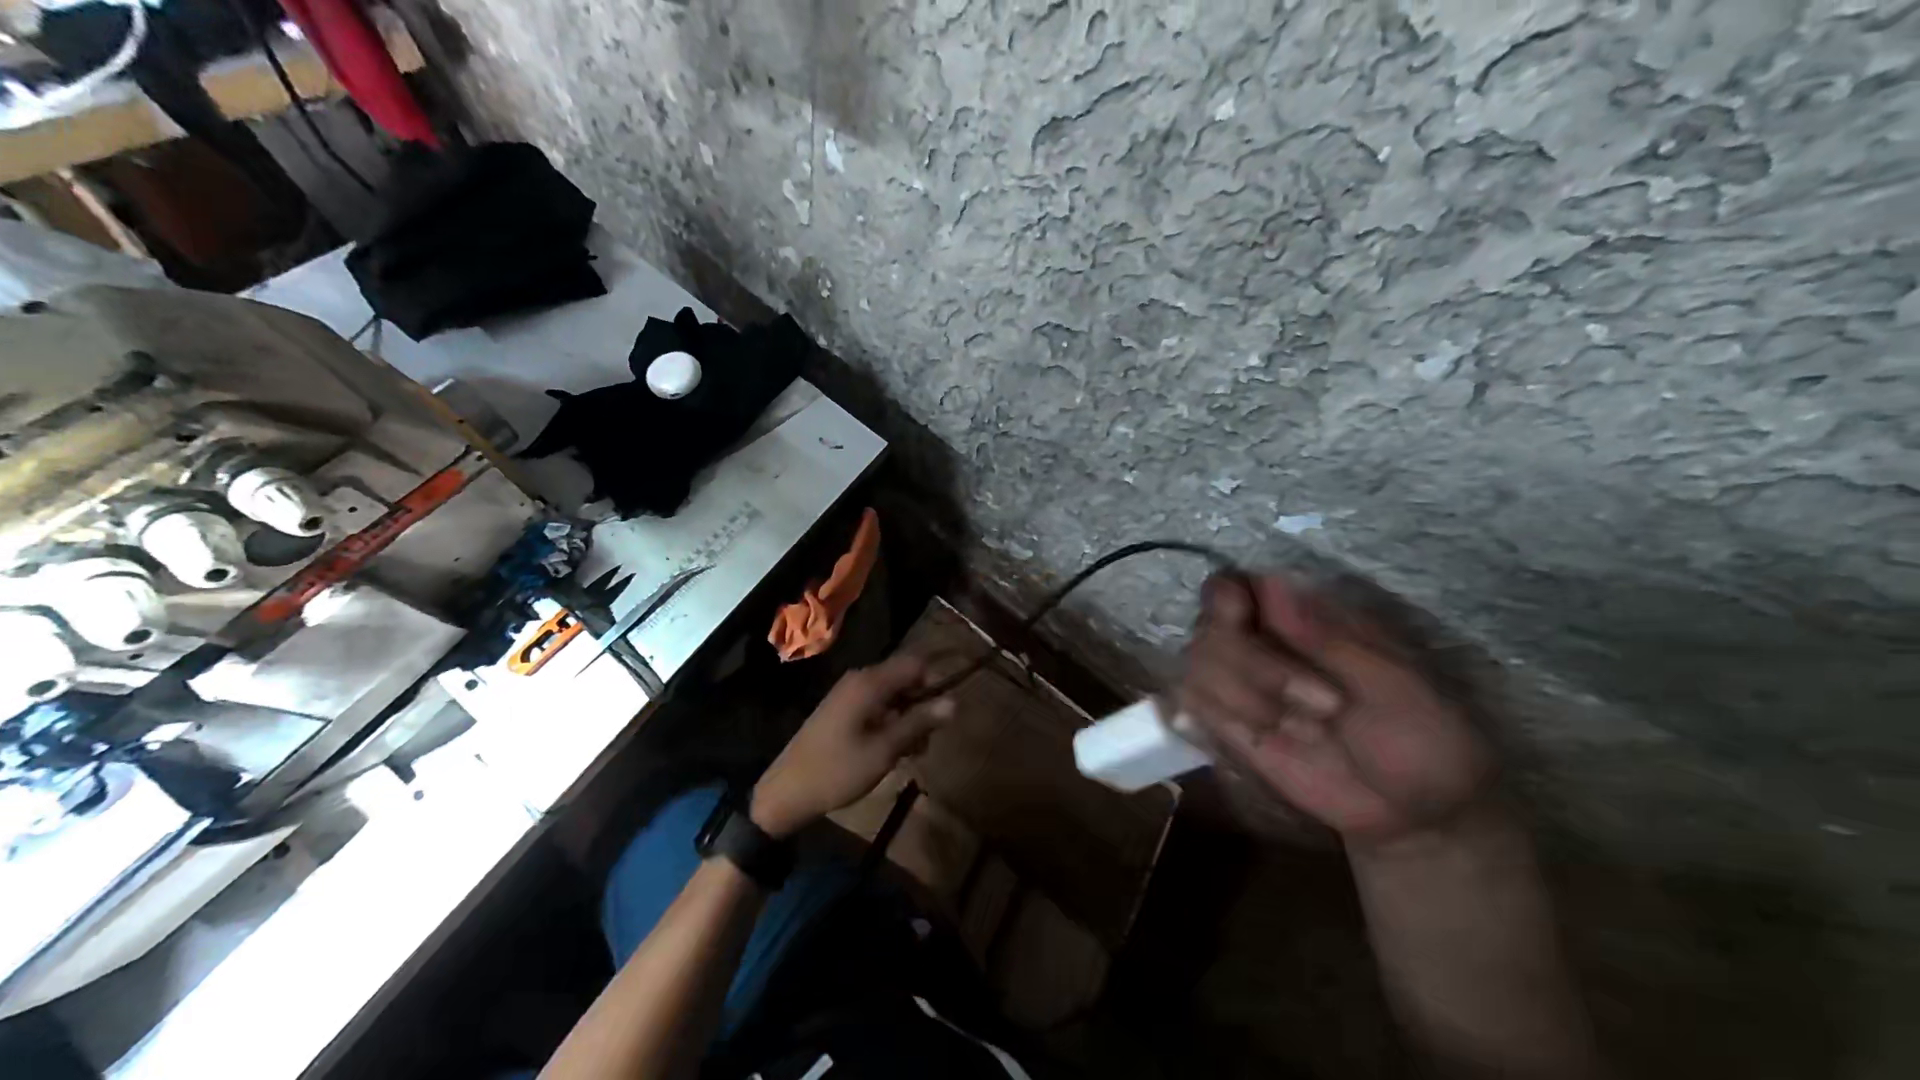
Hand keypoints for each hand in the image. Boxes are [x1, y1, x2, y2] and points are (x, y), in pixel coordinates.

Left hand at [751, 654, 952, 838]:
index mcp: (869, 683)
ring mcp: (848, 695)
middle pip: (904, 679)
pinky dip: (890, 724)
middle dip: (922, 705)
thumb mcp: (885, 750)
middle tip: (928, 741)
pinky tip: (892, 752)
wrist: (786, 793)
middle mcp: (859, 680)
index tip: (945, 713)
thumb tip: (955, 702)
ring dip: (908, 719)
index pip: (915, 663)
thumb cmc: (838, 770)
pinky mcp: (841, 711)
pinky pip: (876, 707)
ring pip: (892, 696)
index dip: (935, 682)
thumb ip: (919, 722)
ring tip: (912, 753)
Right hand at [1181, 574, 1495, 848]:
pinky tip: (1266, 739)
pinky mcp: (1226, 725)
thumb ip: (1328, 637)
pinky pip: (1191, 704)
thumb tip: (1273, 584)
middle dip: (1257, 668)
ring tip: (1305, 732)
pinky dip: (1224, 719)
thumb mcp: (1392, 685)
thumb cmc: (1419, 736)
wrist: (1415, 814)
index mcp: (1301, 617)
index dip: (1227, 600)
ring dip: (1245, 699)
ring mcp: (1238, 685)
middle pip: (1209, 629)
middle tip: (1324, 708)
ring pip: (1196, 666)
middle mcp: (1259, 642)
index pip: (1233, 586)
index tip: (1244, 621)